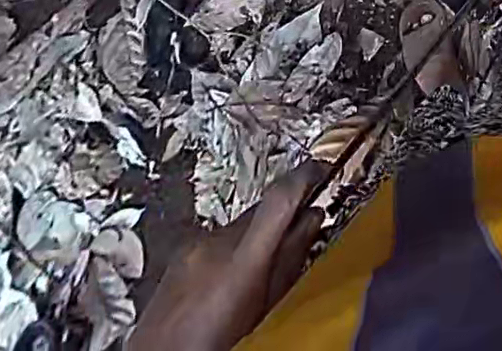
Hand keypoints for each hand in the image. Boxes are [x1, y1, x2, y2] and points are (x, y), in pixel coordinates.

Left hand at [129, 160, 325, 350]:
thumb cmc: (213, 350)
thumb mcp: (264, 310)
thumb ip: (290, 261)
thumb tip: (314, 217)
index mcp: (241, 260)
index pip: (280, 197)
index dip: (305, 175)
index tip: (323, 168)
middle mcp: (213, 242)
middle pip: (262, 209)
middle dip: (283, 217)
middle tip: (300, 235)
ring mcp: (192, 246)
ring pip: (241, 224)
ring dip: (256, 238)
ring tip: (257, 275)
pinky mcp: (179, 254)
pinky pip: (218, 238)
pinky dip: (232, 250)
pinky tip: (228, 283)